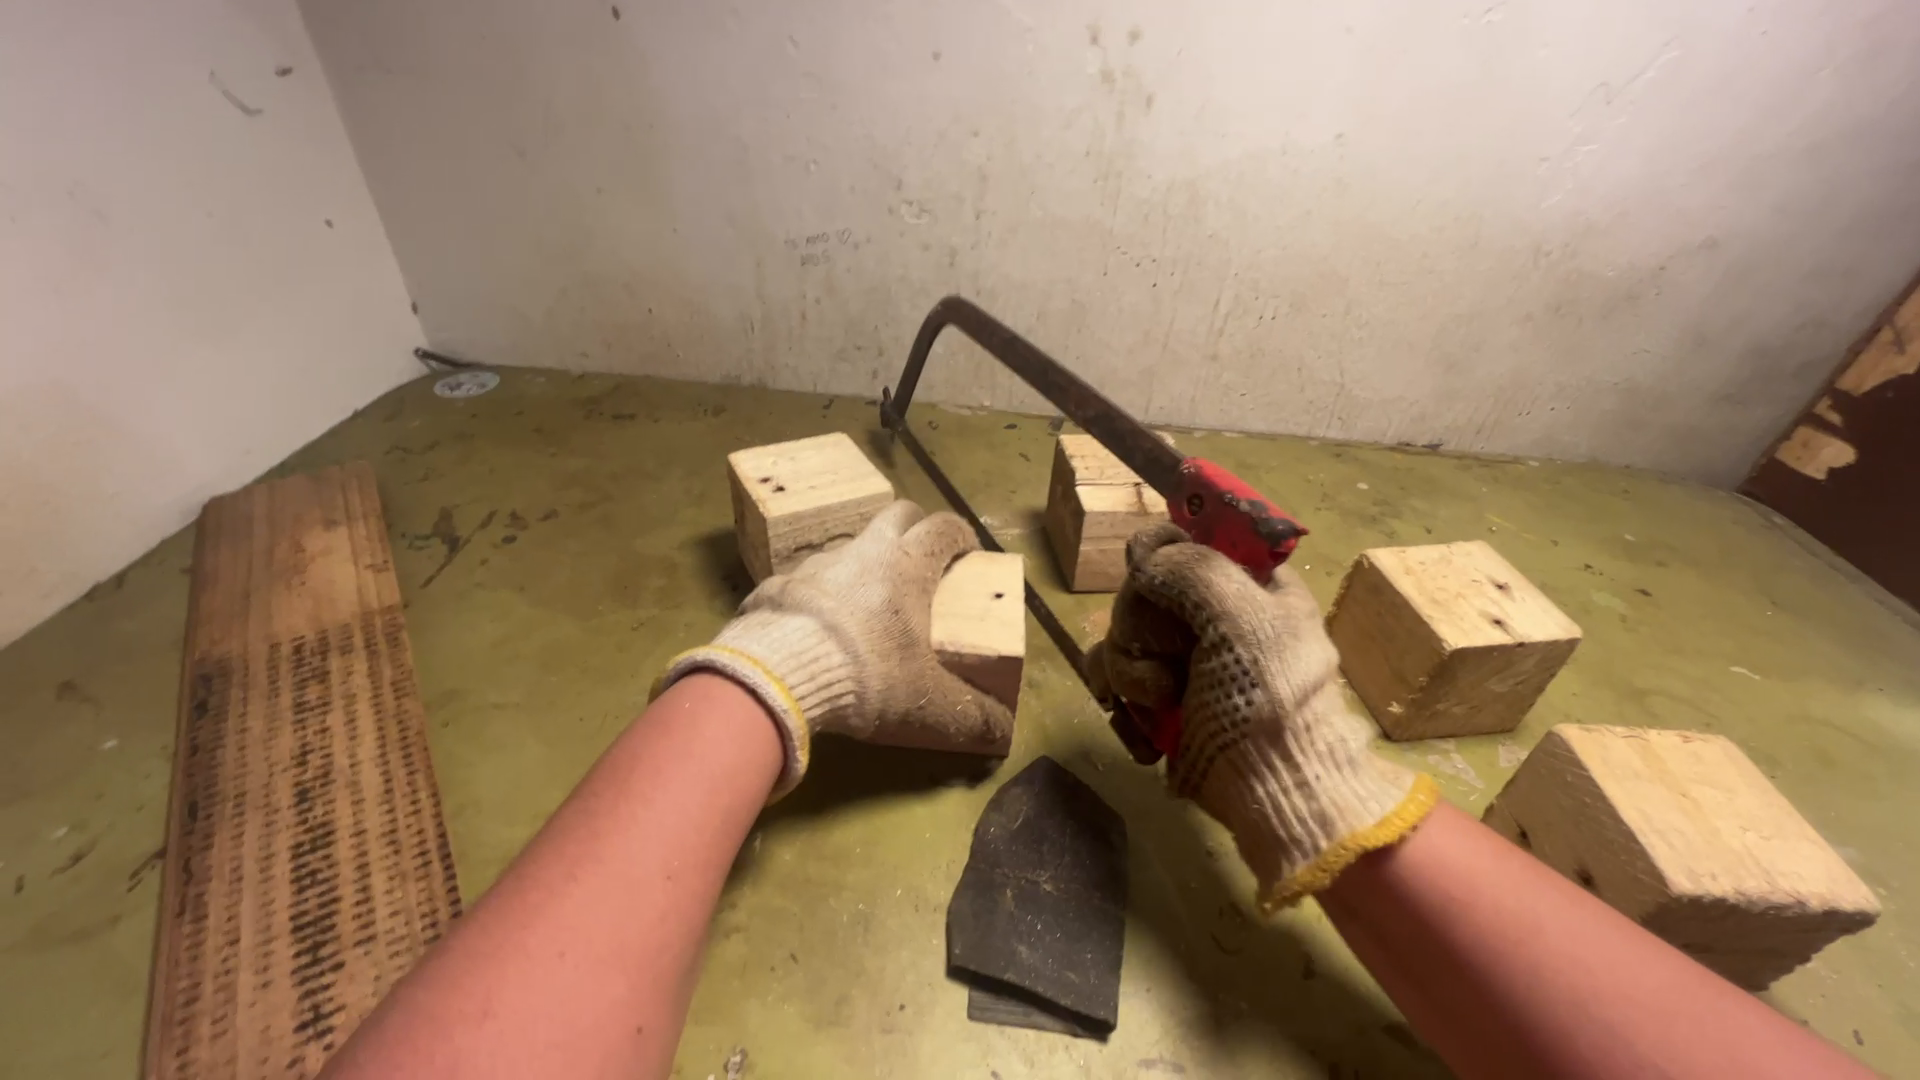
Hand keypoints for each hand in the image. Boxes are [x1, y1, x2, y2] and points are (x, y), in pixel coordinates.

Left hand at [661, 500, 1012, 798]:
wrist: (777, 676)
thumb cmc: (869, 676)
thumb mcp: (928, 704)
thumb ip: (970, 715)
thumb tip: (1003, 731)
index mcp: (908, 566)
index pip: (944, 528)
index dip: (960, 536)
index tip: (967, 554)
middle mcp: (864, 552)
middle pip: (897, 514)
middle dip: (914, 529)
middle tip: (921, 564)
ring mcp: (816, 563)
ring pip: (850, 544)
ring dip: (864, 562)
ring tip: (866, 604)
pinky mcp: (776, 583)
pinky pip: (807, 580)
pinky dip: (820, 595)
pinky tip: (817, 630)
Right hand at [1086, 524, 1437, 909]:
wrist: (1271, 792)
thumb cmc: (1271, 700)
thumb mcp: (1246, 621)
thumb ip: (1194, 570)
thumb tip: (1142, 551)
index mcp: (1249, 585)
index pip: (1190, 540)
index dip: (1164, 553)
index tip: (1151, 575)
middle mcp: (1212, 615)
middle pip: (1141, 590)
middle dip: (1142, 630)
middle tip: (1170, 662)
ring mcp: (1181, 658)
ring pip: (1120, 635)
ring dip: (1133, 675)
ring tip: (1162, 706)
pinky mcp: (1158, 697)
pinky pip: (1114, 679)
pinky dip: (1123, 706)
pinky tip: (1144, 731)